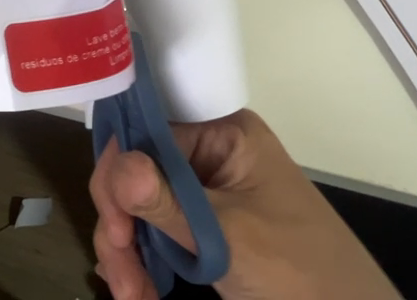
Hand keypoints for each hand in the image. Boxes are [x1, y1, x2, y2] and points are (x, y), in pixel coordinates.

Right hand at [90, 110, 398, 299]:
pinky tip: (137, 290)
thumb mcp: (231, 238)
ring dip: (127, 249)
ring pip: (139, 205)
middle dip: (121, 222)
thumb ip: (168, 202)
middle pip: (136, 171)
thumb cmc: (303, 274)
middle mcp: (208, 152)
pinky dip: (142, 261)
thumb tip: (117, 166)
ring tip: (130, 294)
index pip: (146, 133)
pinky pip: (155, 231)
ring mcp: (205, 192)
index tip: (113, 225)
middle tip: (118, 271)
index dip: (119, 174)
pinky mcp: (203, 228)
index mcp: (221, 134)